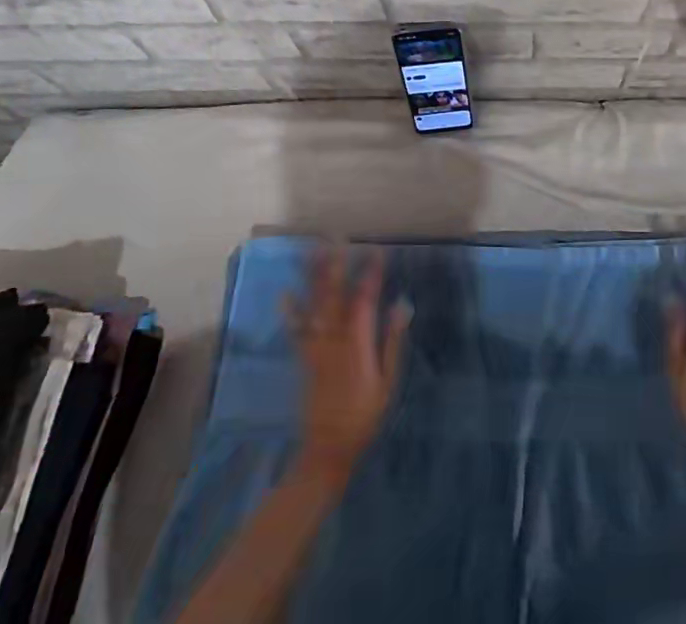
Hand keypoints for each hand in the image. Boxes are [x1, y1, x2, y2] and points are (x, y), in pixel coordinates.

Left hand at [284, 245, 410, 471]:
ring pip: (313, 306)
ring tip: (313, 252)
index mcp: (358, 345)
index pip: (364, 300)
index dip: (370, 274)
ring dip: (313, 277)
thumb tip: (400, 307)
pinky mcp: (304, 358)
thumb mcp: (388, 381)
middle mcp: (333, 340)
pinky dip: (291, 311)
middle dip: (335, 265)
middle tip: (337, 238)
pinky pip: (296, 330)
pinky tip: (286, 293)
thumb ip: (391, 342)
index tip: (377, 251)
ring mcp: (315, 348)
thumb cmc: (365, 415)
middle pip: (333, 295)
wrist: (328, 447)